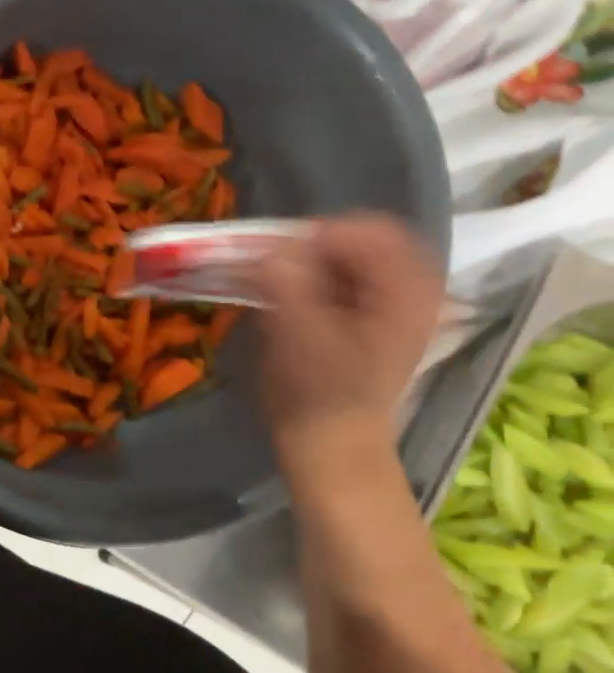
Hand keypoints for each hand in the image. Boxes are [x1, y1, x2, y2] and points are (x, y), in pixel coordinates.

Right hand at [254, 214, 442, 459]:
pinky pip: (339, 281)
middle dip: (304, 249)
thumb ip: (286, 284)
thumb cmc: (318, 391)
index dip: (314, 235)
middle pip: (356, 242)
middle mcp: (409, 289)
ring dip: (301, 265)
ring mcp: (390, 305)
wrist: (331, 442)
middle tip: (262, 267)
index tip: (268, 255)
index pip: (366, 231)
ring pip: (344, 261)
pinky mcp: (368, 320)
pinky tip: (281, 301)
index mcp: (407, 289)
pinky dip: (307, 282)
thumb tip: (268, 248)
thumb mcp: (298, 334)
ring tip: (265, 285)